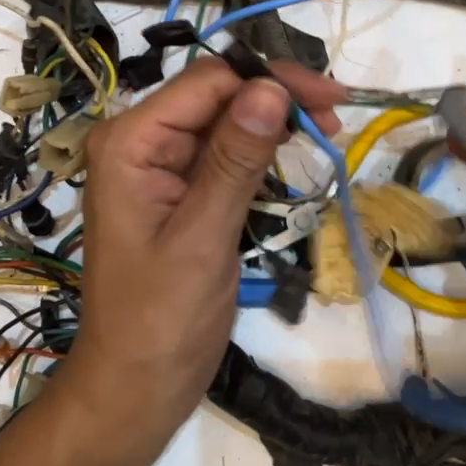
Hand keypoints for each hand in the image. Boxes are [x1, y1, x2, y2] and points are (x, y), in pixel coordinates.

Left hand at [62, 57, 344, 445]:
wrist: (135, 386)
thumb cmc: (162, 318)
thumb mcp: (203, 236)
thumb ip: (234, 159)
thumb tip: (269, 87)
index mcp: (129, 141)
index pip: (204, 83)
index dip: (267, 79)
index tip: (330, 96)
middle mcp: (136, 141)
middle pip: (213, 96)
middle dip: (272, 98)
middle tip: (336, 117)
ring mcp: (153, 165)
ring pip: (219, 122)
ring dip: (269, 122)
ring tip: (325, 132)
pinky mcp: (172, 190)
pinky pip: (217, 154)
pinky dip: (254, 152)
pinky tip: (288, 156)